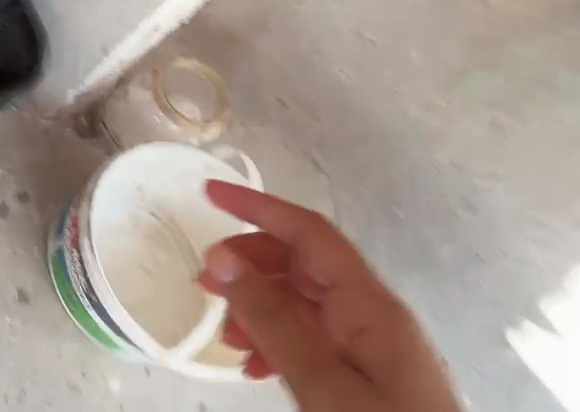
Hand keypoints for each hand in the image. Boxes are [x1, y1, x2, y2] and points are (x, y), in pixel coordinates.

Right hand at [199, 182, 460, 411]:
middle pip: (300, 262)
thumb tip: (222, 257)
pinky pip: (311, 338)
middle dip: (247, 264)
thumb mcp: (322, 384)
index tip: (207, 194)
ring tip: (226, 335)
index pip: (308, 231)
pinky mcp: (368, 378)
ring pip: (300, 301)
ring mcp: (372, 348)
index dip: (257, 206)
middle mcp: (374, 316)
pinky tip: (253, 365)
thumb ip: (272, 319)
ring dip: (255, 307)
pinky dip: (275, 340)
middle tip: (205, 284)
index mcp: (371, 305)